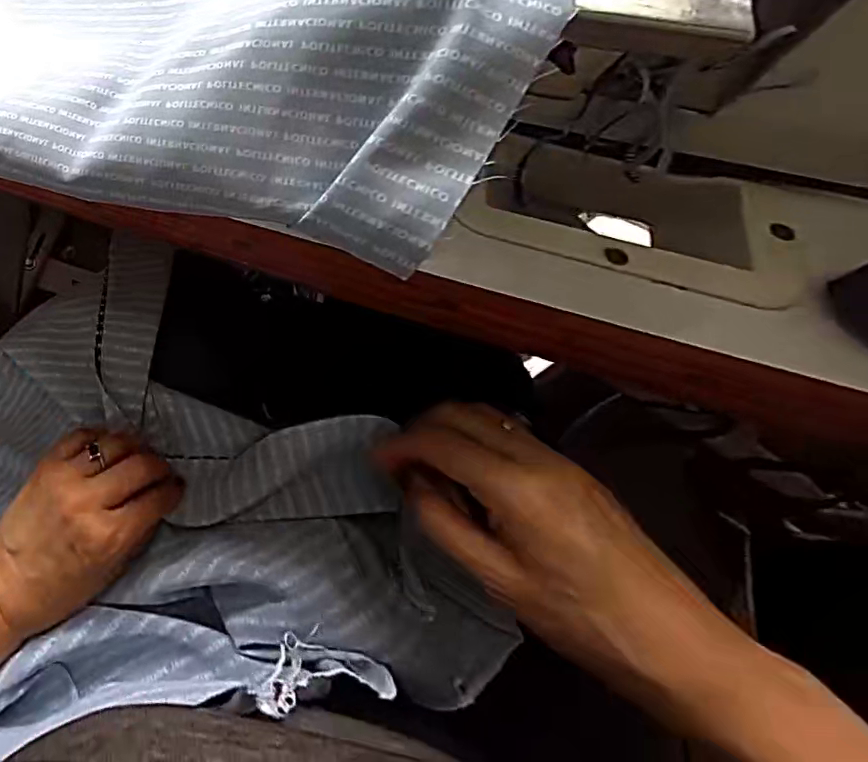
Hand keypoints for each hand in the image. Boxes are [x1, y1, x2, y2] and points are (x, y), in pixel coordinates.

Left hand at [0, 428, 182, 647]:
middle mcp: (86, 500)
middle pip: (138, 465)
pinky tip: (107, 444)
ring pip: (112, 444)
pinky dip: (99, 437)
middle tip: (164, 469)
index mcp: (107, 535)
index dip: (173, 489)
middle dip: (158, 465)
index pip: (155, 498)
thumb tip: (157, 502)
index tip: (178, 486)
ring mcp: (63, 477)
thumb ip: (136, 534)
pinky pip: (80, 437)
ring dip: (133, 446)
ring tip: (140, 453)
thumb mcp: (111, 570)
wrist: (9, 580)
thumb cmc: (61, 587)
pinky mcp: (46, 464)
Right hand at [373, 403, 867, 760]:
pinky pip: (511, 435)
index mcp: (519, 488)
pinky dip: (476, 441)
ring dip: (448, 431)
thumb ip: (440, 520)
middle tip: (402, 463)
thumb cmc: (589, 622)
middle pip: (459, 412)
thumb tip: (413, 484)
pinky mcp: (578, 476)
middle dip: (418, 429)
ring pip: (486, 416)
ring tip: (435, 471)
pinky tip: (473, 480)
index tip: (377, 461)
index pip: (437, 439)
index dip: (397, 445)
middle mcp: (544, 463)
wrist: (685, 651)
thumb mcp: (496, 578)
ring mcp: (566, 465)